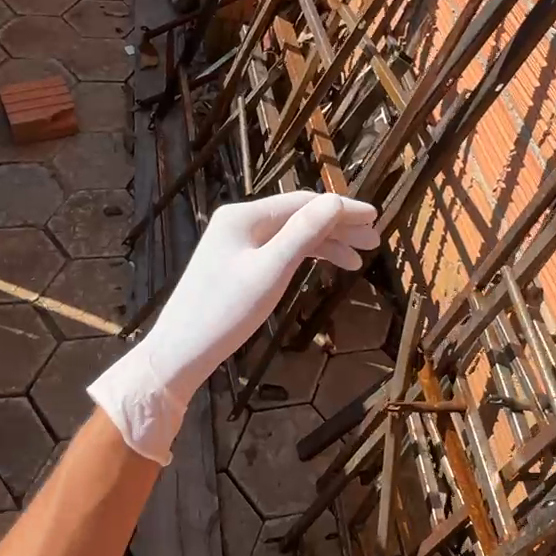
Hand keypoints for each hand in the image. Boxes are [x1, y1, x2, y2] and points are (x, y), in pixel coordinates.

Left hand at [88, 191, 378, 462]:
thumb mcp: (270, 272)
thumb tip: (337, 201)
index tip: (376, 217)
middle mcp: (240, 221)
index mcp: (245, 215)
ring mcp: (237, 242)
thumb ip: (304, 234)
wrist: (179, 353)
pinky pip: (278, 250)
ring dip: (326, 242)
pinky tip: (327, 265)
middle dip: (338, 226)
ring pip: (291, 234)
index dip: (342, 209)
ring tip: (359, 258)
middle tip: (375, 239)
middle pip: (299, 215)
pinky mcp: (236, 262)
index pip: (304, 203)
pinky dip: (305, 256)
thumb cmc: (224, 313)